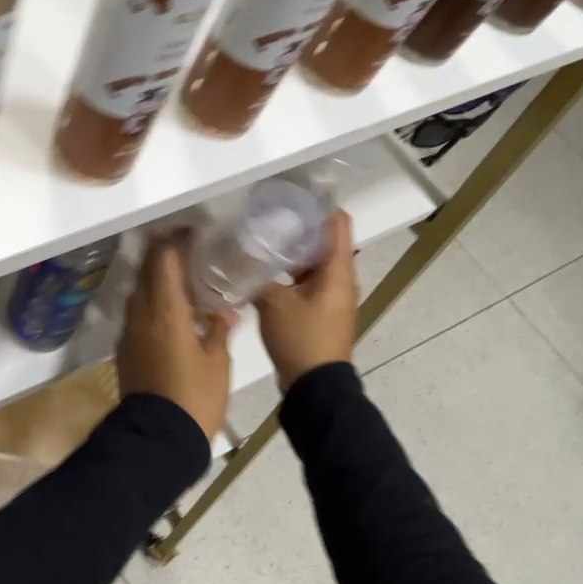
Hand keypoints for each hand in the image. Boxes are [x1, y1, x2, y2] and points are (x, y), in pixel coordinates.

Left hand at [117, 231, 229, 441]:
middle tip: (188, 251)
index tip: (192, 233)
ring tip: (182, 281)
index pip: (163, 260)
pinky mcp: (125, 351)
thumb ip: (217, 331)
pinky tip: (170, 313)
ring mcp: (129, 333)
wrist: (158, 437)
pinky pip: (136, 316)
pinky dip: (151, 305)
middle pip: (146, 272)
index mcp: (165, 311)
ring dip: (155, 281)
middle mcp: (140, 315)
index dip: (175, 241)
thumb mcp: (217, 363)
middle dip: (163, 256)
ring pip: (138, 294)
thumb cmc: (195, 398)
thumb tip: (222, 314)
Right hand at [255, 211, 356, 389]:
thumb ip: (259, 276)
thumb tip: (241, 257)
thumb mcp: (274, 303)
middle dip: (297, 230)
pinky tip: (263, 276)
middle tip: (266, 220)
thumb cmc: (301, 338)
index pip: (337, 223)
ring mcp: (332, 298)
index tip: (291, 197)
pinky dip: (289, 276)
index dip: (318, 206)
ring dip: (291, 255)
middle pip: (324, 243)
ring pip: (313, 265)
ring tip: (261, 245)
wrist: (314, 386)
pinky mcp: (321, 313)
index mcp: (338, 271)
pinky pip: (306, 284)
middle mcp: (341, 280)